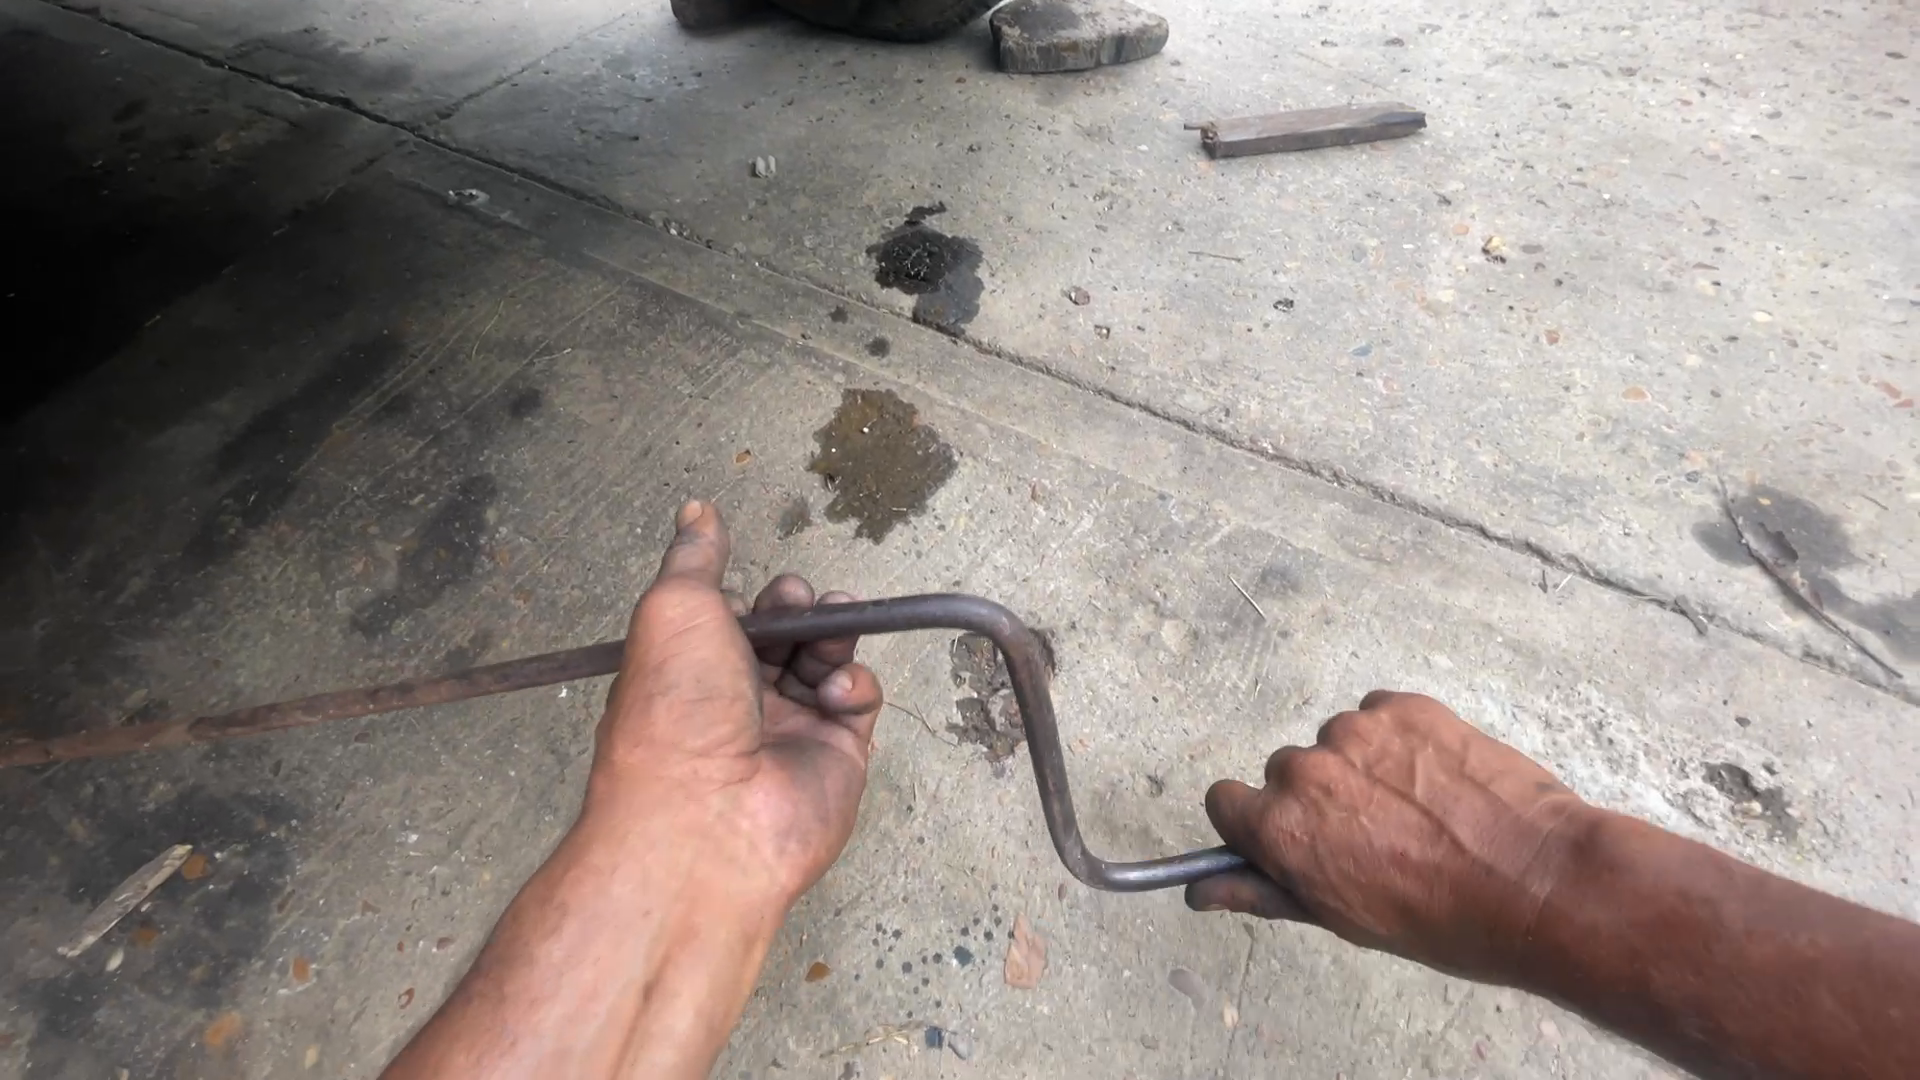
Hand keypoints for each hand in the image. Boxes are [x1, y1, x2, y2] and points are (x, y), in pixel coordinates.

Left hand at [585, 500, 883, 911]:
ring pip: (832, 661)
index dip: (769, 599)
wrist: (707, 818)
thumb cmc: (678, 707)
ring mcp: (794, 727)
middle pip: (794, 635)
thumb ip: (696, 556)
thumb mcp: (674, 610)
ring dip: (837, 636)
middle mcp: (745, 698)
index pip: (748, 620)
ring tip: (834, 630)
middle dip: (809, 611)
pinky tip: (835, 694)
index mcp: (702, 667)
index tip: (777, 593)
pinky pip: (859, 703)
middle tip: (809, 609)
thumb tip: (696, 509)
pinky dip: (855, 686)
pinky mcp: (838, 753)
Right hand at [1187, 691, 1590, 983]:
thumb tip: (1196, 892)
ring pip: (1334, 742)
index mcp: (1280, 825)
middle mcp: (1303, 770)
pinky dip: (1397, 739)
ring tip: (1418, 805)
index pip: (1225, 799)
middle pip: (1286, 772)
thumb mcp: (1342, 917)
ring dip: (1361, 766)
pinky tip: (1437, 775)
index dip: (1255, 821)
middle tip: (1375, 831)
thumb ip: (1262, 892)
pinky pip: (1377, 714)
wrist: (1547, 884)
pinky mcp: (1399, 706)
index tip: (1294, 836)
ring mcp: (1352, 730)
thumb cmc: (1442, 919)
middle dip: (1318, 797)